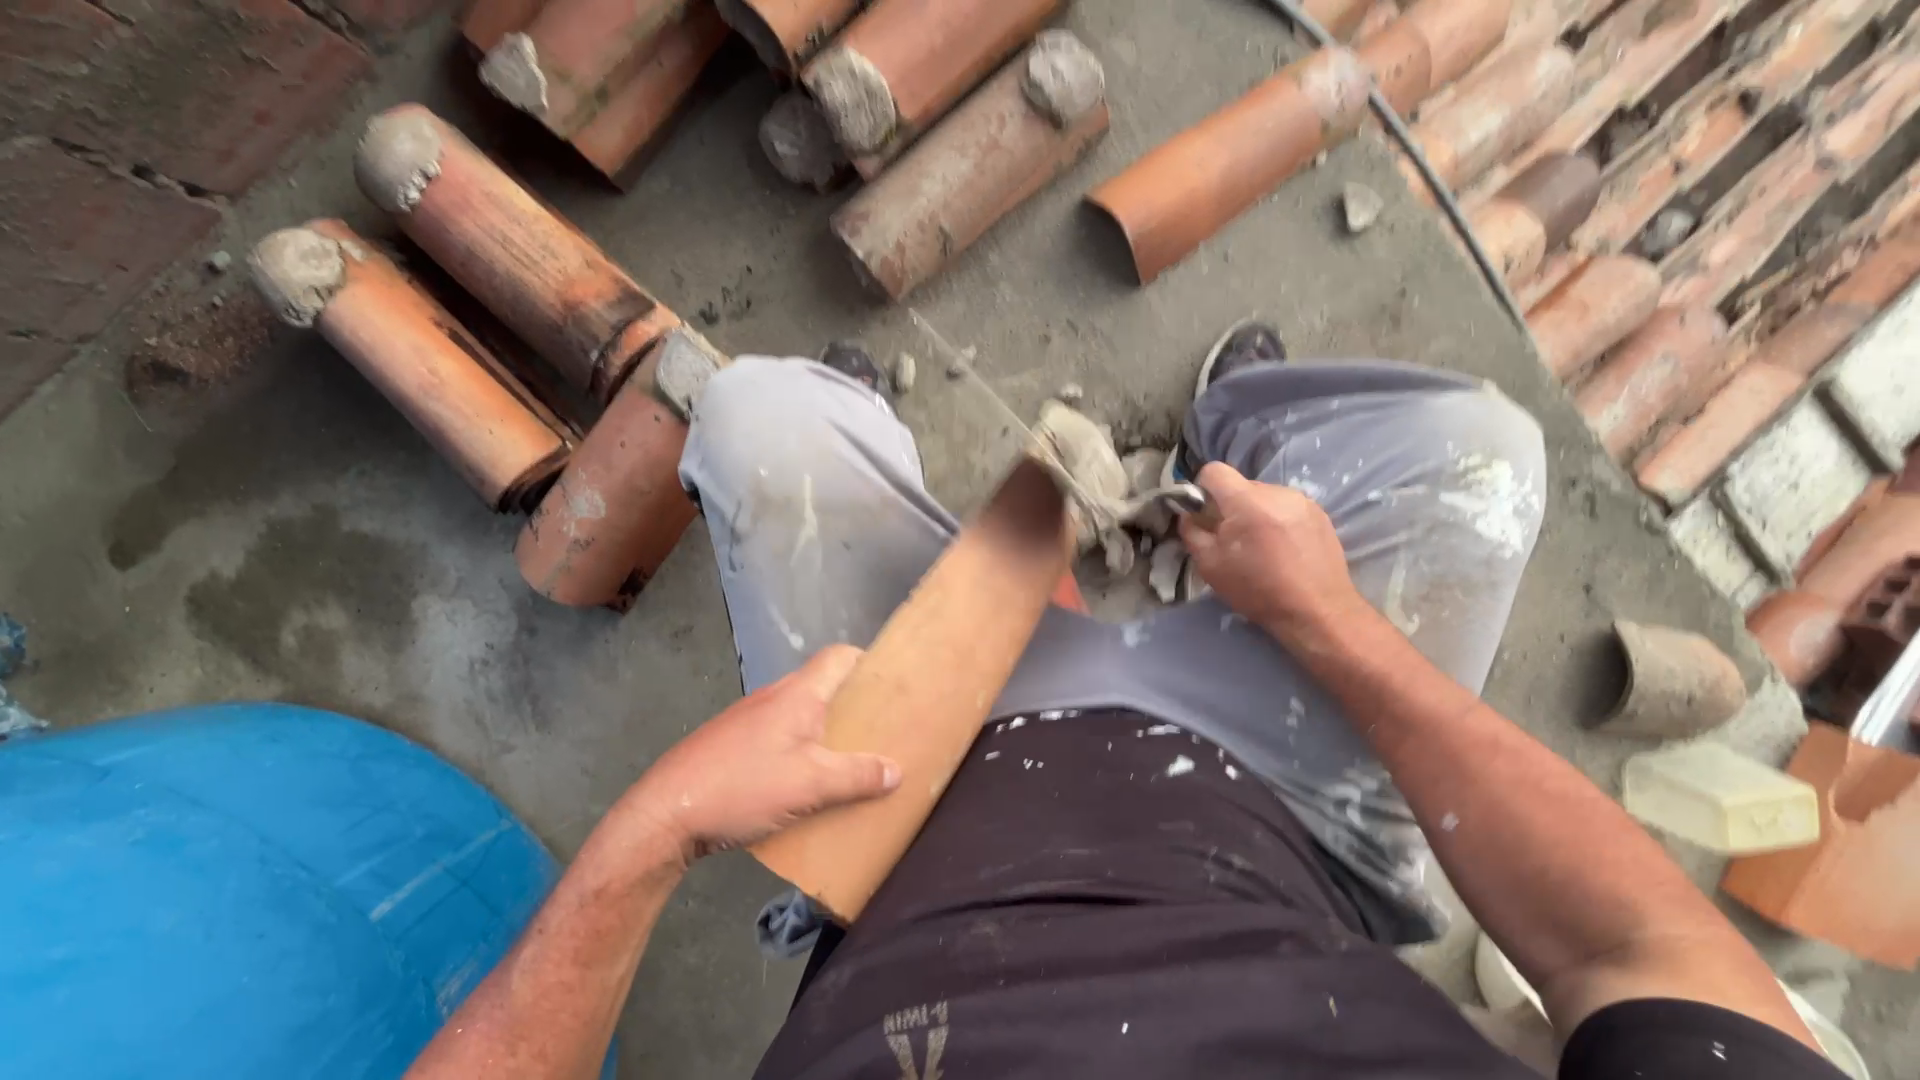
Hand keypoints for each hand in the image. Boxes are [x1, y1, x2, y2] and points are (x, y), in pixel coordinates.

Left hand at [626, 645, 900, 863]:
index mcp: (797, 695)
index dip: (866, 663)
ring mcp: (745, 719)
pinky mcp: (728, 744)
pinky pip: (774, 736)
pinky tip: (798, 784)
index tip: (889, 685)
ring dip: (821, 731)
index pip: (838, 657)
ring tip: (844, 763)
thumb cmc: (743, 787)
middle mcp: (772, 697)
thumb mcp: (811, 786)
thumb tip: (896, 770)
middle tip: (875, 732)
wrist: (665, 813)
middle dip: (849, 705)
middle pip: (820, 686)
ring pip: (796, 714)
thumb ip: (857, 777)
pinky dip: (794, 749)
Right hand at [1180, 462, 1371, 650]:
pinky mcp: (1319, 512)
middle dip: (1230, 506)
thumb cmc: (1258, 591)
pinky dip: (1276, 520)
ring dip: (1254, 513)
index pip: (1214, 471)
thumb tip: (1188, 514)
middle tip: (1232, 540)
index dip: (1202, 489)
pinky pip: (1285, 506)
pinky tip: (1282, 548)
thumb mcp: (1210, 565)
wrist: (1317, 610)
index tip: (1204, 516)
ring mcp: (1302, 500)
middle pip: (1240, 485)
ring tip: (1261, 546)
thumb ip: (1192, 532)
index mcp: (1247, 502)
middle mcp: (1277, 492)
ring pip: (1263, 496)